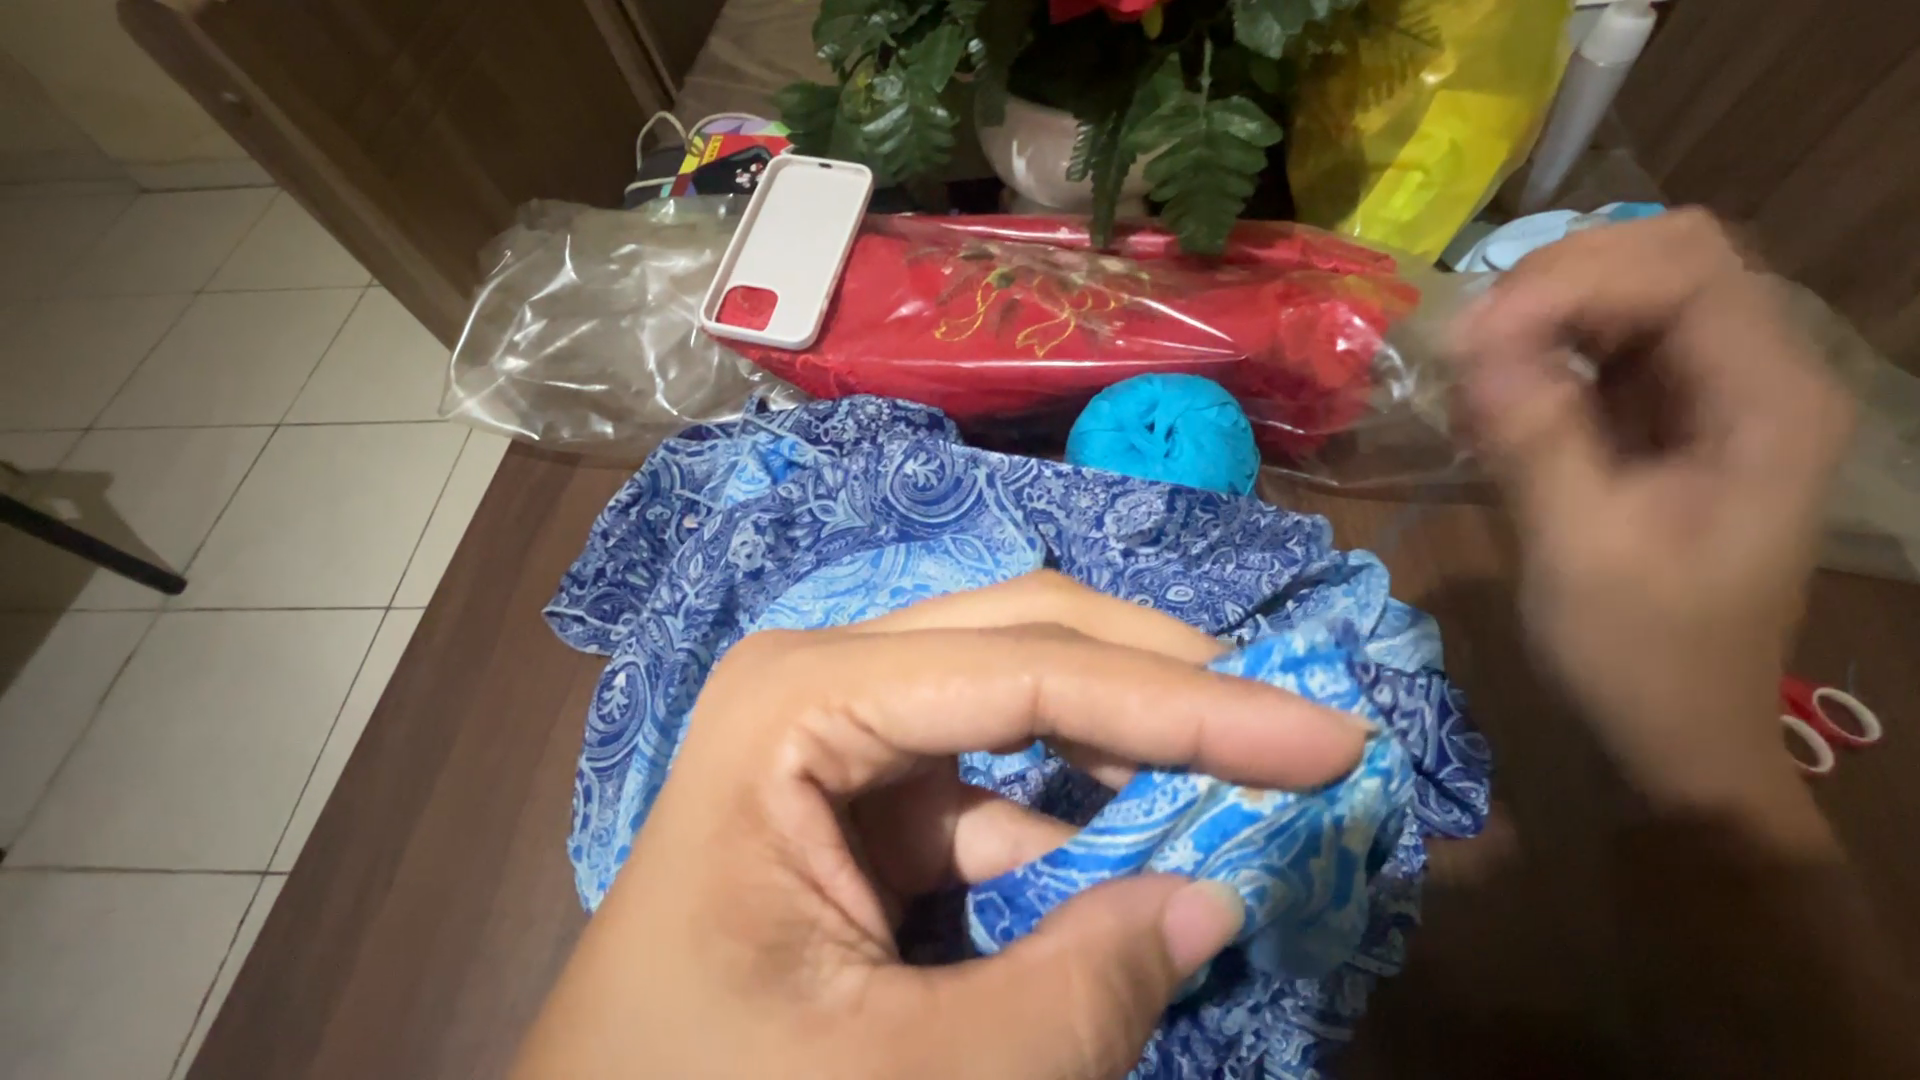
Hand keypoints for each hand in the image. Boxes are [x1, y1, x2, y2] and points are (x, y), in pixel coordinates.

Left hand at [513, 572, 1368, 1079]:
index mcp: (801, 699)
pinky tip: (1134, 836)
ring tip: (1238, 766)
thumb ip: (1081, 995)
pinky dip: (1075, 804)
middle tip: (1290, 725)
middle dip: (1162, 682)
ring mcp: (842, 731)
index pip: (1028, 673)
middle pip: (1025, 640)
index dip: (1189, 703)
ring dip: (1127, 734)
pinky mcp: (864, 792)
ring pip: (1018, 696)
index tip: (1324, 734)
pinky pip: (993, 776)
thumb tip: (1211, 901)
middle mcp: (824, 679)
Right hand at [1451, 210, 1852, 844]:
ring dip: (1536, 317)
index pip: (1682, 270)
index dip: (1568, 283)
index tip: (1469, 344)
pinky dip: (1533, 355)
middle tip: (1464, 350)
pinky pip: (1596, 348)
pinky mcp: (1656, 422)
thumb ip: (1535, 440)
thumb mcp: (1580, 552)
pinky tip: (1489, 402)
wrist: (1669, 728)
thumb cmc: (1637, 654)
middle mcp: (1751, 377)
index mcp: (1767, 402)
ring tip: (1468, 377)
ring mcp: (1704, 397)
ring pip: (1624, 294)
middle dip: (1551, 285)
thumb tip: (1470, 343)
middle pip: (1660, 257)